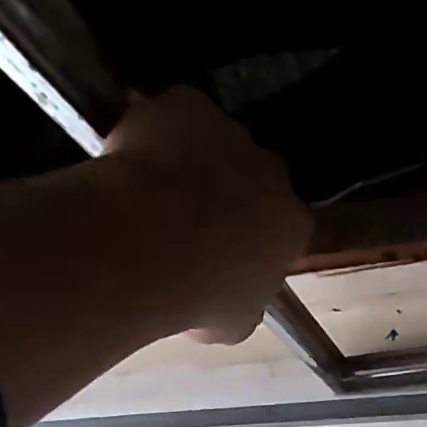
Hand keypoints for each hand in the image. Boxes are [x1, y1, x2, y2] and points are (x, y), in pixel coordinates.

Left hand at [101, 87, 311, 342]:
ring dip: (197, 160)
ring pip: (217, 142)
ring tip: (157, 191)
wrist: (143, 247)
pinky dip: (160, 128)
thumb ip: (245, 303)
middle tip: (194, 219)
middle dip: (234, 191)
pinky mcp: (188, 104)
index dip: (258, 233)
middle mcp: (272, 172)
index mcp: (291, 225)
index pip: (286, 224)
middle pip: (258, 176)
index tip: (233, 248)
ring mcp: (231, 133)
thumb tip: (234, 303)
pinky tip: (135, 158)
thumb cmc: (197, 296)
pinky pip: (177, 112)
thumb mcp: (233, 322)